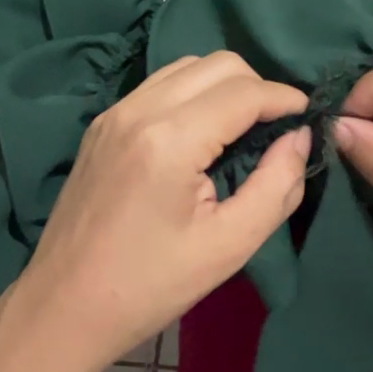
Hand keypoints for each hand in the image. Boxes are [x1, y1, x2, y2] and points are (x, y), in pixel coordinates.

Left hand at [15, 51, 310, 366]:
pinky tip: (203, 132)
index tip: (308, 119)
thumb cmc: (152, 285)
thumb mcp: (230, 244)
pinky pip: (161, 84)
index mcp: (171, 139)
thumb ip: (278, 184)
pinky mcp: (102, 123)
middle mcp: (140, 110)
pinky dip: (194, 92)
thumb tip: (299, 136)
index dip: (286, 99)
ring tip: (243, 127)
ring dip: (226, 85)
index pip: (245, 91)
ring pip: (189, 65)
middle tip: (276, 128)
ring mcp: (115, 112)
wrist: (64, 308)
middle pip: (219, 64)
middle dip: (258, 86)